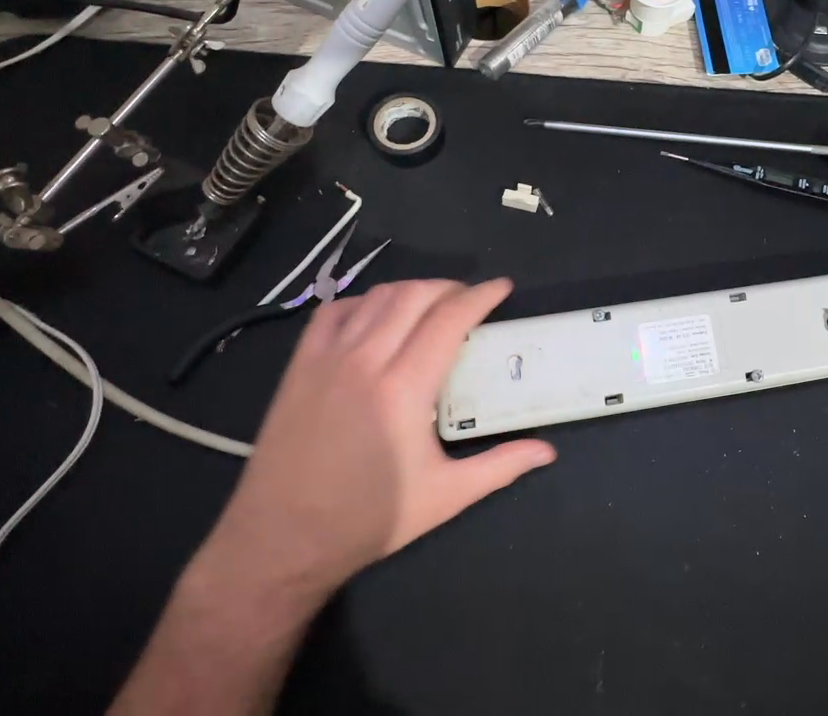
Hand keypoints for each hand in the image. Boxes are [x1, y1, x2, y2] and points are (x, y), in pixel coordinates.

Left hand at [194, 279, 555, 607]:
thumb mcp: (444, 497)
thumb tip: (547, 451)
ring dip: (411, 290)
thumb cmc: (368, 519)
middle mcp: (365, 360)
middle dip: (449, 287)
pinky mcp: (299, 366)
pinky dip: (364, 302)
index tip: (502, 288)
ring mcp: (327, 359)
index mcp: (404, 388)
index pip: (449, 318)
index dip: (480, 296)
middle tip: (471, 299)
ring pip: (376, 297)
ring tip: (431, 304)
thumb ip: (500, 466)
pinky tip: (377, 317)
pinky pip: (333, 312)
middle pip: (414, 295)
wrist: (280, 540)